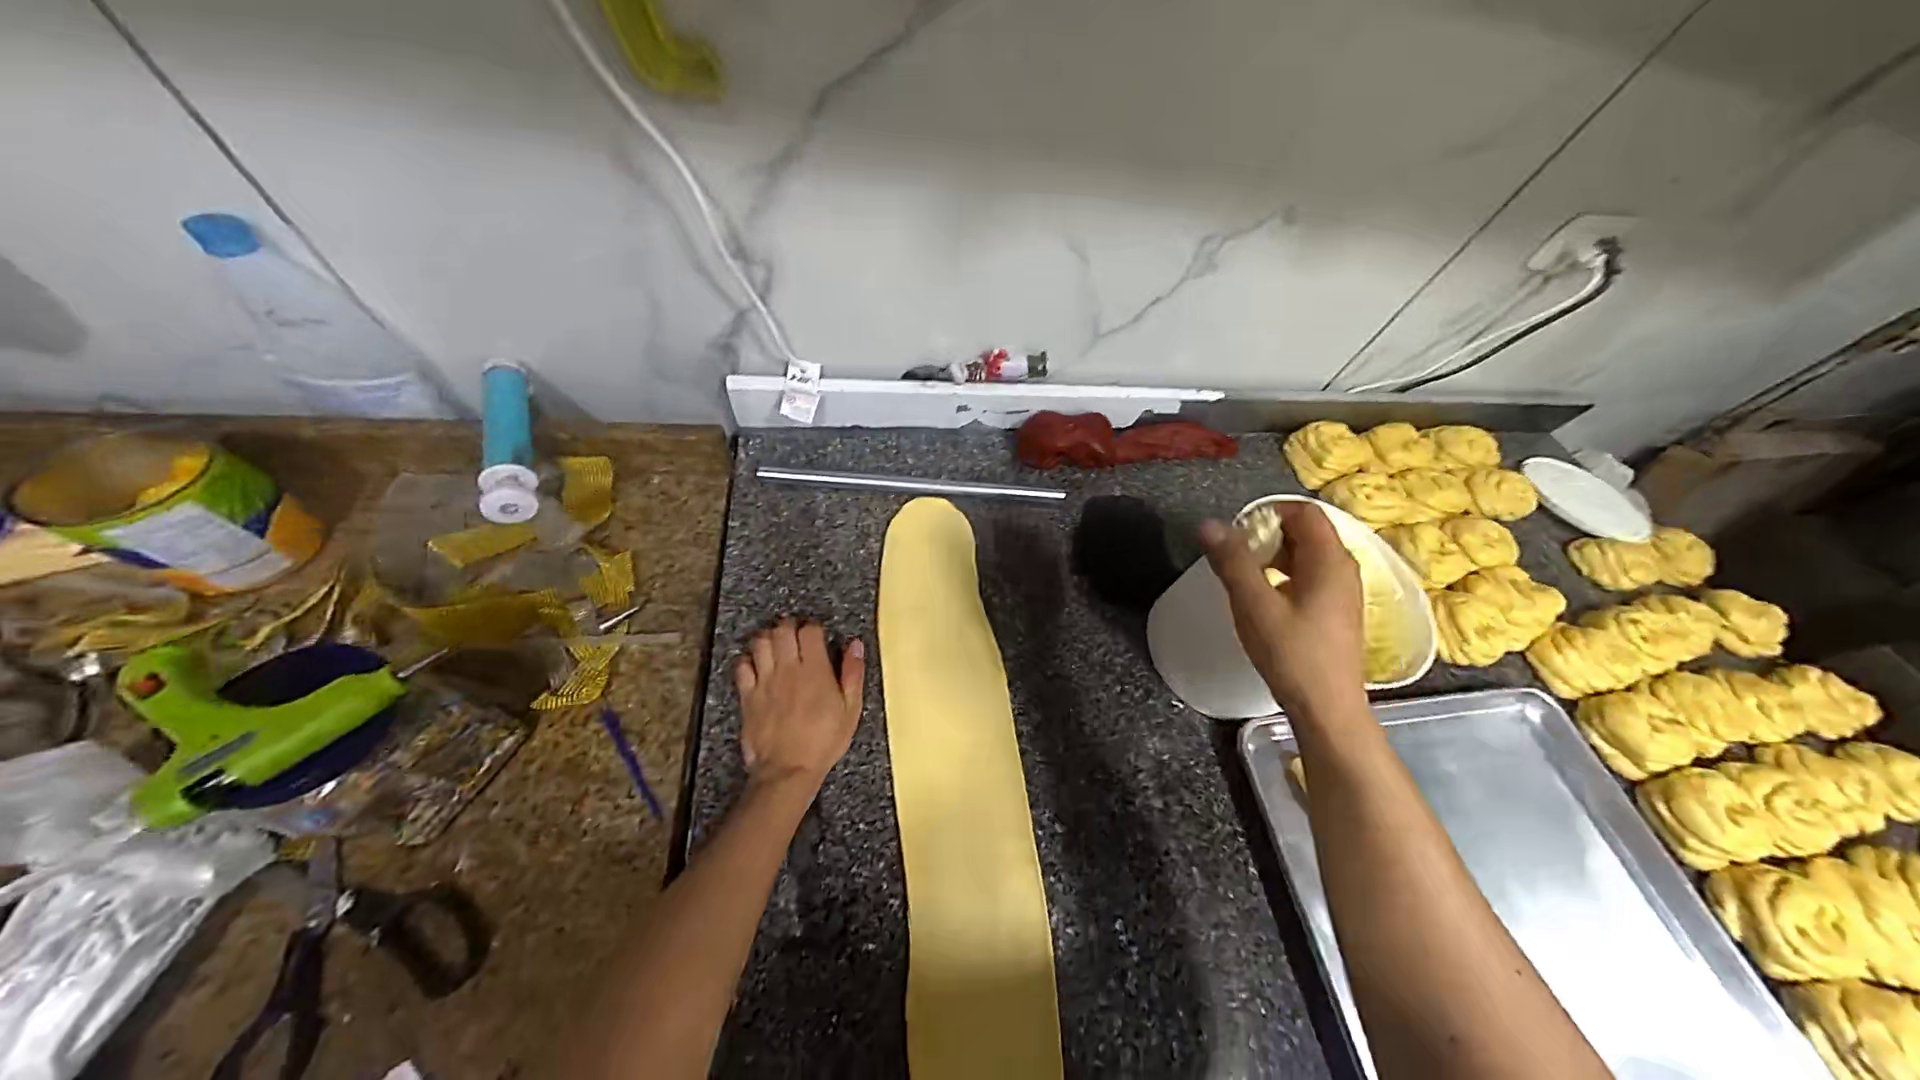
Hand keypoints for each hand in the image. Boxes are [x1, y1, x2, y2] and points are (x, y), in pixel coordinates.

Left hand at [734, 618, 865, 790]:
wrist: (788, 770)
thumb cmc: (824, 741)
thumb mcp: (851, 710)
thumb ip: (853, 673)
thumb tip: (855, 644)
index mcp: (815, 670)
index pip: (810, 630)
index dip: (813, 627)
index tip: (817, 635)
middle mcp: (788, 669)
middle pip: (782, 629)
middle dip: (789, 626)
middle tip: (795, 635)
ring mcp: (765, 681)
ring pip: (760, 642)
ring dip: (768, 638)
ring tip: (776, 646)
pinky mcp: (748, 695)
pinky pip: (741, 665)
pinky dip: (748, 660)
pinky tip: (757, 666)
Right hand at [1199, 502, 1366, 713]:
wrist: (1327, 709)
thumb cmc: (1292, 655)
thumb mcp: (1253, 605)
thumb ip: (1232, 562)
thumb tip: (1209, 525)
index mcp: (1329, 561)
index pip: (1304, 512)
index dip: (1269, 513)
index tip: (1239, 534)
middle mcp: (1344, 569)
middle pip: (1307, 532)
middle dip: (1269, 535)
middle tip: (1237, 556)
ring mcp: (1344, 592)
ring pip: (1309, 556)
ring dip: (1276, 557)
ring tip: (1246, 578)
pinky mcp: (1338, 612)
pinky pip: (1312, 577)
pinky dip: (1286, 576)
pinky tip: (1265, 600)